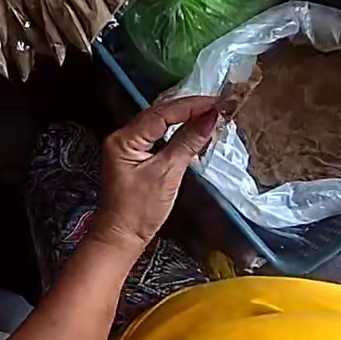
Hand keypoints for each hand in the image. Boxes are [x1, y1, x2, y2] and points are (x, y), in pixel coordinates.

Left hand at [91, 96, 222, 254]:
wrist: (122, 236)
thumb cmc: (140, 210)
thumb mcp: (167, 174)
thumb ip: (188, 142)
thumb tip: (210, 118)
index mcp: (124, 139)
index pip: (161, 113)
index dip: (190, 106)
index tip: (216, 103)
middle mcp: (122, 137)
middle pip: (159, 114)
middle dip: (189, 108)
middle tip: (218, 105)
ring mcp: (127, 146)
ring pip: (159, 123)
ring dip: (185, 118)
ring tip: (211, 113)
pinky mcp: (135, 156)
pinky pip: (158, 136)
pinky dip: (177, 131)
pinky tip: (194, 129)